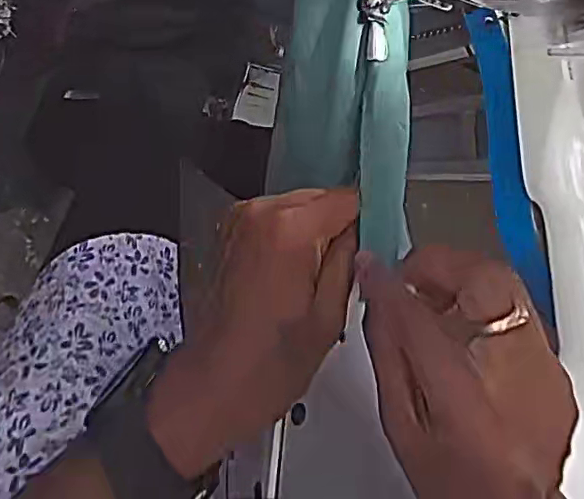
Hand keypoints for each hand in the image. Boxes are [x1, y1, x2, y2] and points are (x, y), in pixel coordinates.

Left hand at [144, 187, 358, 476]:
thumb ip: (350, 260)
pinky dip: (286, 235)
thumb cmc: (265, 365)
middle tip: (343, 268)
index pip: (347, 198)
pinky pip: (274, 217)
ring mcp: (240, 217)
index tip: (373, 239)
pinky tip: (287, 274)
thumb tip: (362, 231)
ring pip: (299, 206)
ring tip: (310, 278)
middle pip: (321, 198)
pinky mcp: (229, 228)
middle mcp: (261, 212)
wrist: (209, 386)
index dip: (367, 218)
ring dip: (311, 231)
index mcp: (289, 228)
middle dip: (337, 226)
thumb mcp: (329, 316)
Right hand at [361, 246, 576, 498]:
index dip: (386, 282)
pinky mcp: (556, 364)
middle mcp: (513, 372)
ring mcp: (542, 363)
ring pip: (504, 282)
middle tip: (410, 276)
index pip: (417, 315)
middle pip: (479, 278)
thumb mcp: (404, 426)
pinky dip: (487, 298)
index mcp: (464, 397)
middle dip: (438, 264)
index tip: (371, 266)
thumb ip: (388, 356)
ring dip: (462, 276)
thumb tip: (377, 302)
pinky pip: (518, 306)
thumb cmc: (462, 484)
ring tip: (435, 294)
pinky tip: (466, 318)